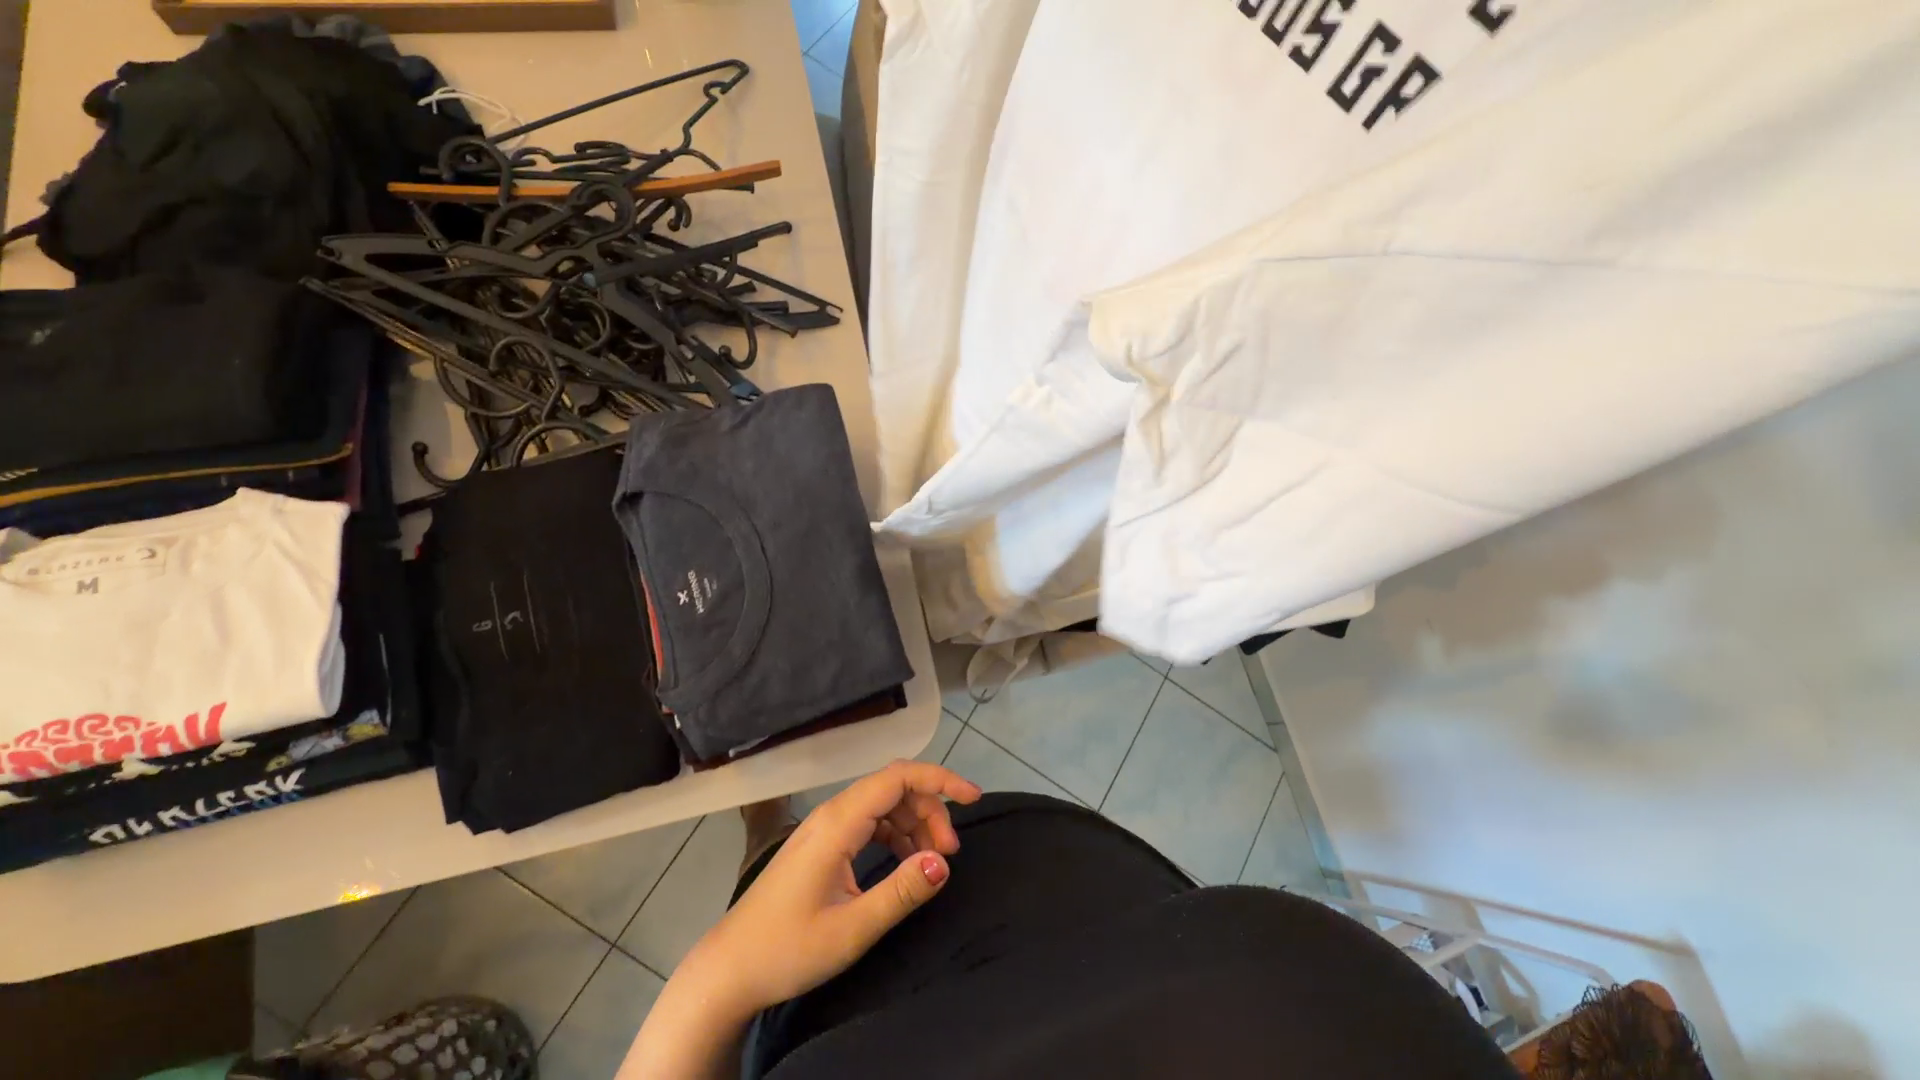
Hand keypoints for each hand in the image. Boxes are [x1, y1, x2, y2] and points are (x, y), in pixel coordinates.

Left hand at [619, 762, 981, 1079]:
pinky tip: (905, 866)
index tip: (974, 798)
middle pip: (893, 788)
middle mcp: (830, 816)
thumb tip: (944, 863)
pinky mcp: (820, 847)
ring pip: (882, 805)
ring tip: (933, 864)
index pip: (896, 777)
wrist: (729, 970)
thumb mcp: (852, 928)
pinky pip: (867, 824)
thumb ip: (901, 892)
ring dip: (915, 824)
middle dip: (931, 811)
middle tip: (950, 856)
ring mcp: (823, 830)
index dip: (939, 779)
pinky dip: (895, 836)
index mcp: (837, 824)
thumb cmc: (787, 949)